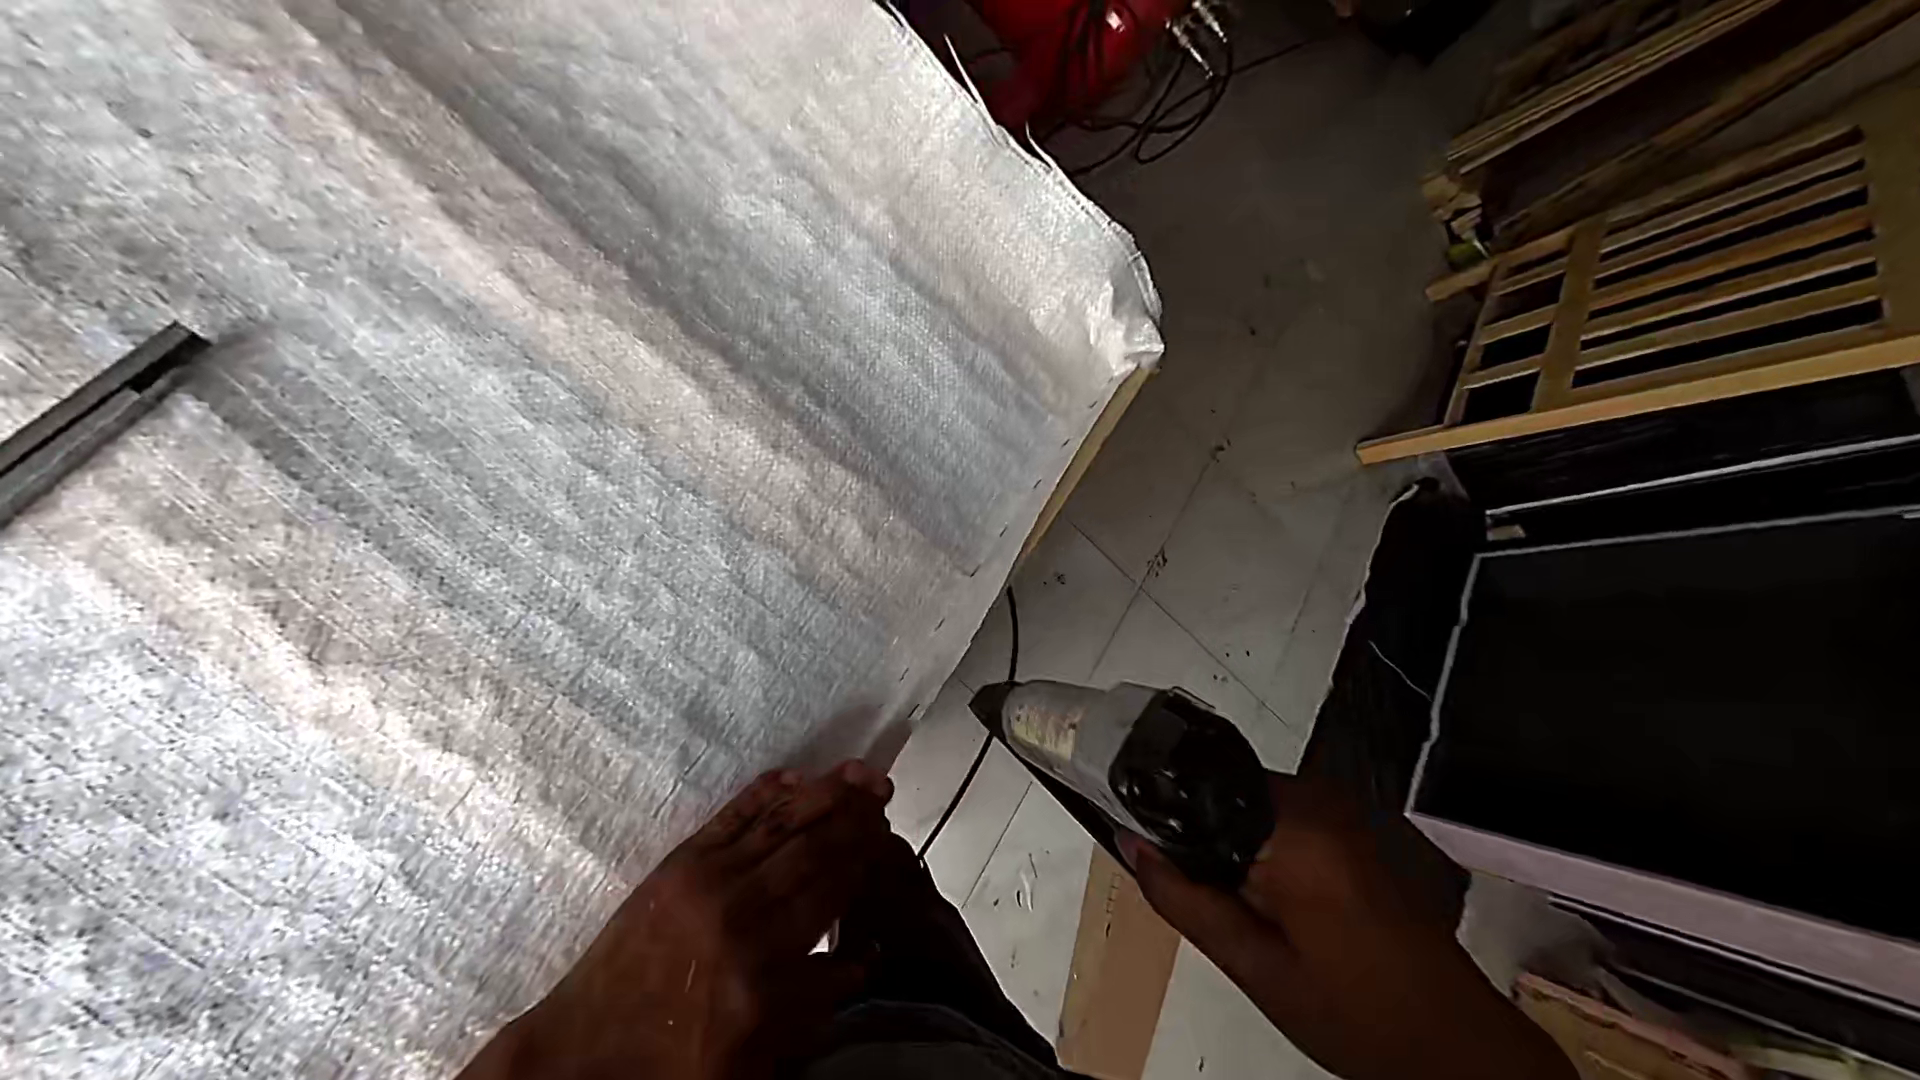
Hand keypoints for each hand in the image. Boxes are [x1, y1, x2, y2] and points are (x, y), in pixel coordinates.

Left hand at [459, 761, 895, 1079]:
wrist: (578, 1055)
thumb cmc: (673, 1060)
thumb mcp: (755, 1055)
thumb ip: (814, 1003)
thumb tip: (866, 956)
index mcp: (763, 969)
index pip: (831, 893)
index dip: (864, 857)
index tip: (887, 833)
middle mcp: (742, 914)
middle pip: (815, 849)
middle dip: (856, 816)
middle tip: (885, 791)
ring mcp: (708, 879)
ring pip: (782, 822)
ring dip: (826, 792)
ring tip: (860, 771)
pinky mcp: (679, 862)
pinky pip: (733, 815)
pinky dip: (766, 791)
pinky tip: (794, 774)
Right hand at [1120, 772, 1575, 1079]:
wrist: (1459, 1049)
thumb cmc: (1361, 1018)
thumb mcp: (1255, 968)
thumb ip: (1184, 899)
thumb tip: (1132, 844)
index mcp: (1295, 830)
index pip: (1195, 793)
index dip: (1169, 828)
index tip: (1168, 871)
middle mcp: (1319, 801)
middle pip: (1219, 796)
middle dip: (1204, 844)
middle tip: (1224, 907)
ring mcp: (1339, 808)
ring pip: (1243, 807)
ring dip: (1232, 849)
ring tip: (1253, 910)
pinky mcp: (1349, 822)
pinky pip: (1275, 817)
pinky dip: (1260, 850)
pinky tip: (1280, 903)